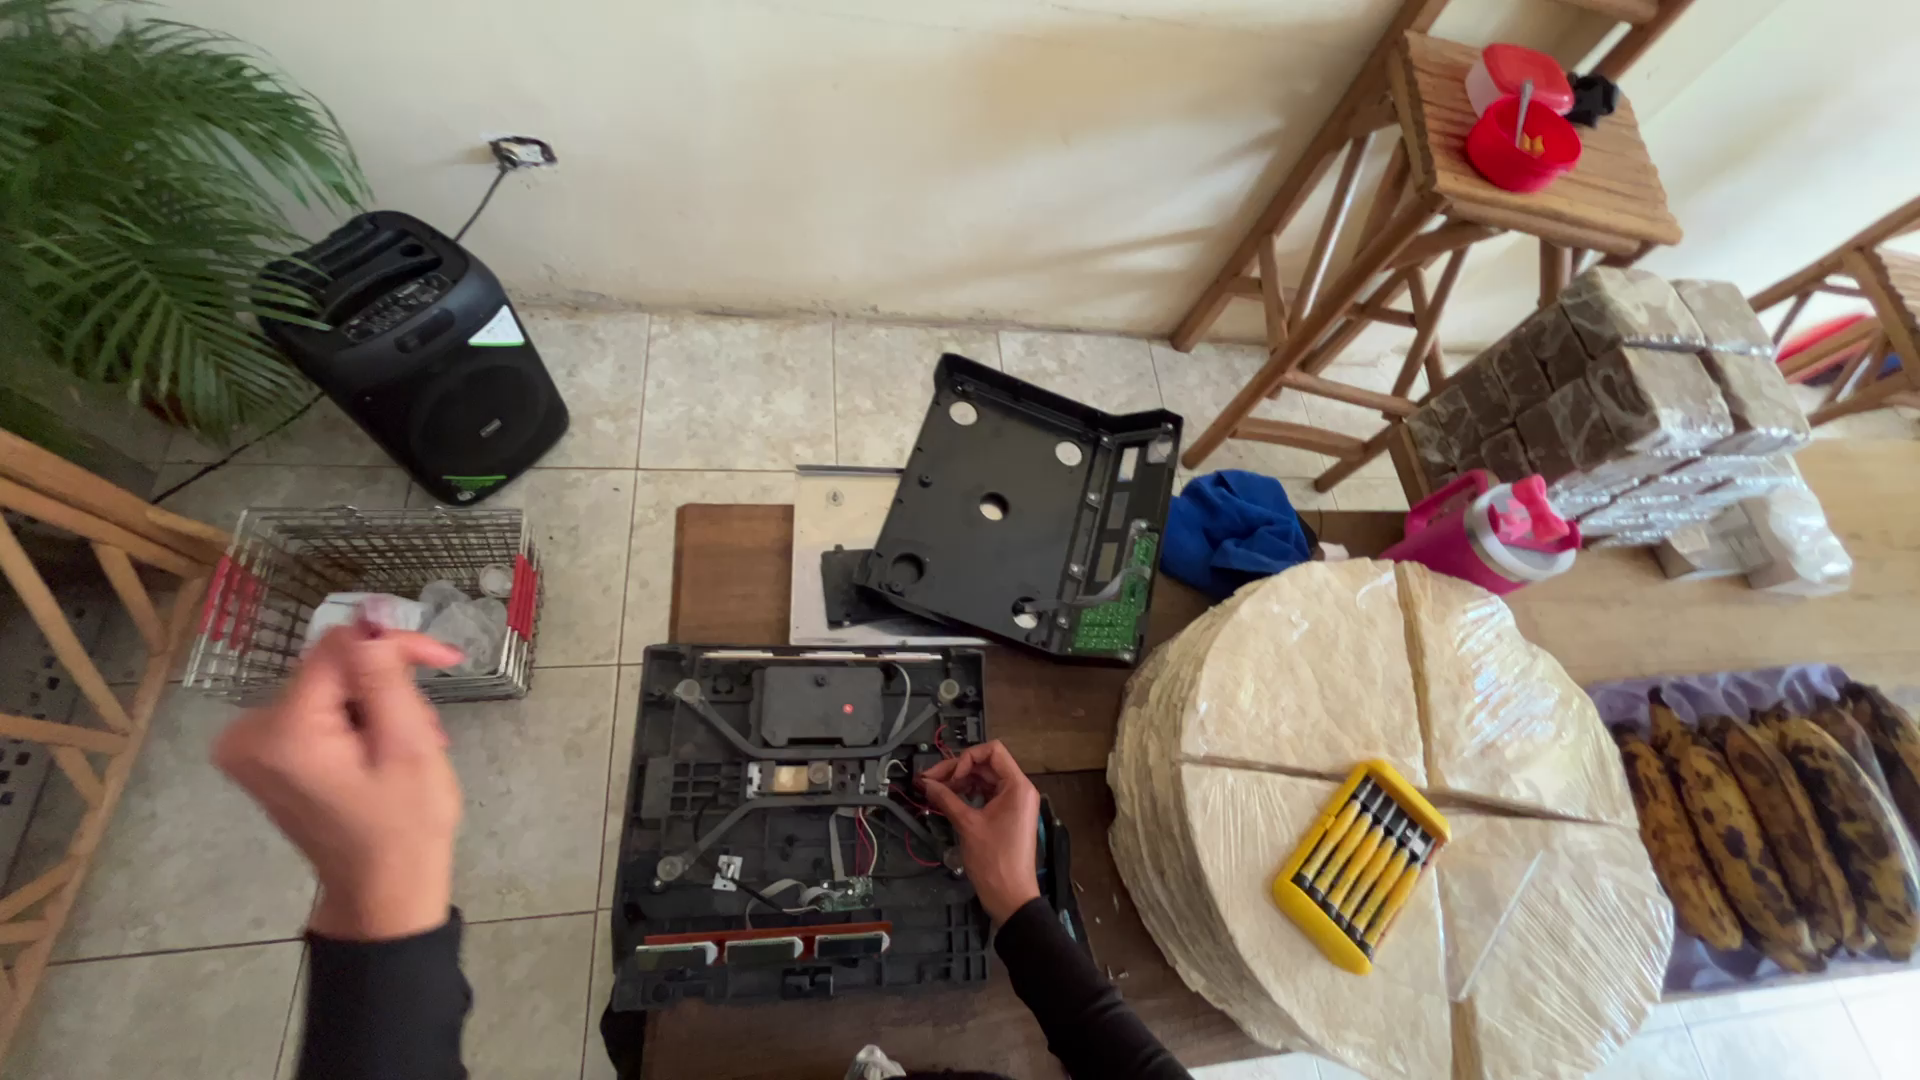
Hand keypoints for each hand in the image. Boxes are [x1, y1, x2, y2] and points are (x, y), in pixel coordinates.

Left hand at [213, 622, 464, 940]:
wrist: (383, 884)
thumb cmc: (406, 820)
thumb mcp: (409, 745)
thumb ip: (385, 679)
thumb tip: (371, 620)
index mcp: (284, 732)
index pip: (339, 648)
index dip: (396, 645)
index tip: (446, 659)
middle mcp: (249, 732)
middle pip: (335, 668)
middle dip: (392, 685)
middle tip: (429, 724)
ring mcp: (251, 746)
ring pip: (334, 687)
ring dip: (384, 704)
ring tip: (414, 742)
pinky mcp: (265, 754)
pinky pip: (322, 709)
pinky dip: (364, 719)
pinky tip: (389, 746)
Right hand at [918, 740, 1041, 923]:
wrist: (1011, 897)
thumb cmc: (993, 860)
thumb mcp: (967, 825)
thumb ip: (946, 798)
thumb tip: (925, 783)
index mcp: (1017, 785)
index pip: (992, 751)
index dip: (967, 758)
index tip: (950, 779)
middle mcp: (1019, 788)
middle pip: (985, 764)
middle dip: (957, 770)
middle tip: (929, 782)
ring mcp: (1014, 802)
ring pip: (983, 779)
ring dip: (960, 782)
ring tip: (936, 792)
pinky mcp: (1007, 814)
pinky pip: (986, 794)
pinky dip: (968, 794)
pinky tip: (949, 800)